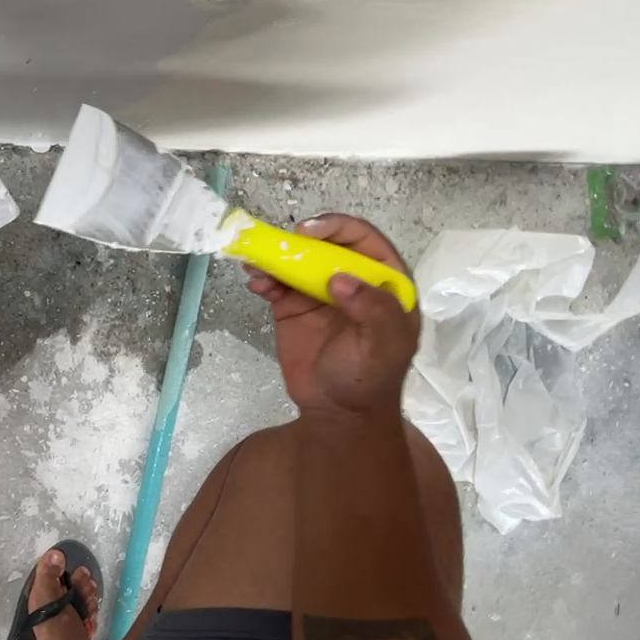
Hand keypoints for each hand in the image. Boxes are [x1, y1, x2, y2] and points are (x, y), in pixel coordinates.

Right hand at [244, 214, 418, 416]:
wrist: (335, 412)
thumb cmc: (367, 379)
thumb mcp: (382, 347)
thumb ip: (373, 311)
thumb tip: (339, 278)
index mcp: (383, 283)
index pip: (363, 241)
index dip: (337, 228)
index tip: (307, 231)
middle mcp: (351, 281)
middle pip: (324, 245)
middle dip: (299, 241)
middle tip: (277, 245)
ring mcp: (319, 293)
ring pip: (296, 261)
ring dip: (274, 258)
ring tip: (257, 267)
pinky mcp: (292, 307)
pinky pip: (276, 283)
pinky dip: (263, 279)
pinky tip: (256, 285)